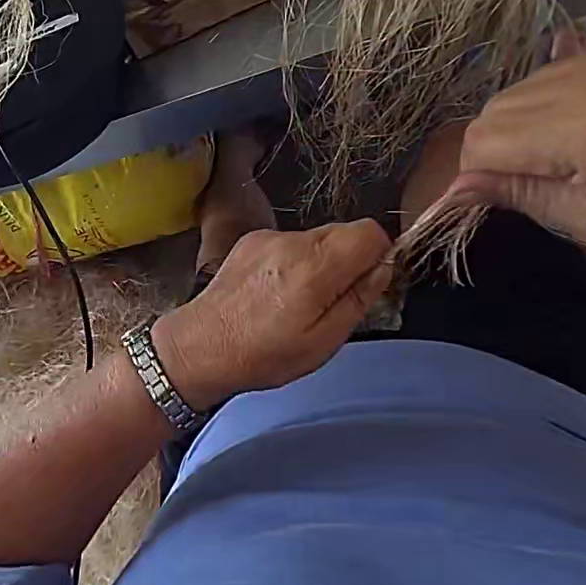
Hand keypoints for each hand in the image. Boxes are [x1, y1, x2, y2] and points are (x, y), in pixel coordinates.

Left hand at [153, 220, 392, 408]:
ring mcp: (268, 236)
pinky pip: (290, 241)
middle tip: (333, 298)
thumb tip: (384, 268)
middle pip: (343, 231)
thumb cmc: (263, 354)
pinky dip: (295, 259)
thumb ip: (358, 299)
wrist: (202, 344)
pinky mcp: (251, 239)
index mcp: (314, 267)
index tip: (368, 282)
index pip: (368, 231)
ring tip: (300, 299)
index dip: (377, 254)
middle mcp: (291, 241)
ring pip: (316, 236)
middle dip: (350, 259)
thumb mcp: (323, 341)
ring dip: (321, 260)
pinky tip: (277, 290)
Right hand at [448, 44, 585, 270]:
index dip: (480, 170)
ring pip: (533, 81)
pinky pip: (579, 64)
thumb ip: (523, 194)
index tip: (501, 193)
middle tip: (546, 179)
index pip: (483, 137)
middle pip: (501, 105)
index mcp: (582, 128)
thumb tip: (458, 185)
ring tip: (578, 152)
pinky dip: (571, 94)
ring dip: (535, 118)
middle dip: (503, 143)